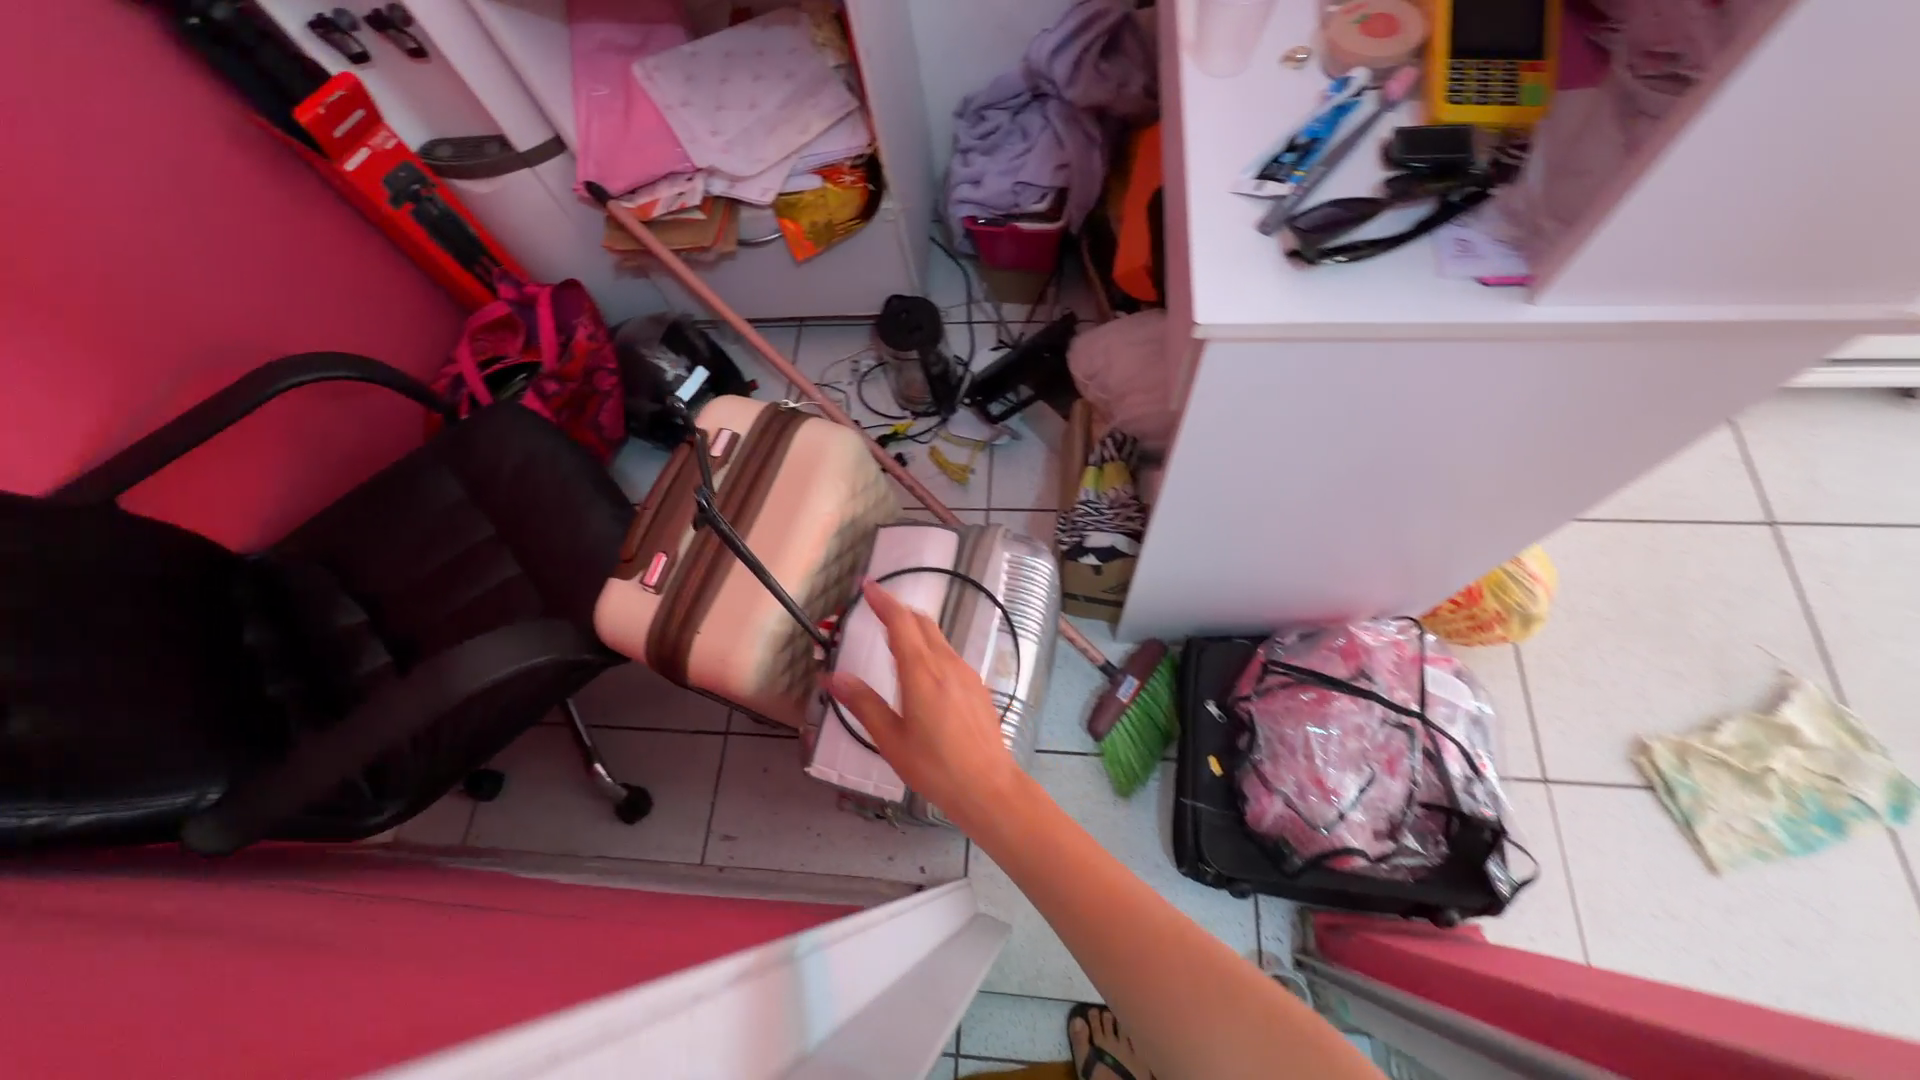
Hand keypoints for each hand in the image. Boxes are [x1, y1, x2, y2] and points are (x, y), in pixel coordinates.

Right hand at [823, 580, 1025, 827]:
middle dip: (898, 610)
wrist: (987, 786)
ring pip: (938, 639)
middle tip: (876, 608)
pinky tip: (921, 669)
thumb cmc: (934, 767)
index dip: (883, 601)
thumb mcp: (890, 739)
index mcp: (921, 673)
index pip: (901, 622)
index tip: (867, 586)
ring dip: (915, 630)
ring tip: (893, 638)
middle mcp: (947, 665)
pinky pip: (950, 656)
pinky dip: (930, 649)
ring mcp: (966, 675)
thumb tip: (833, 678)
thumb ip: (863, 704)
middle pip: (922, 623)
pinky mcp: (977, 687)